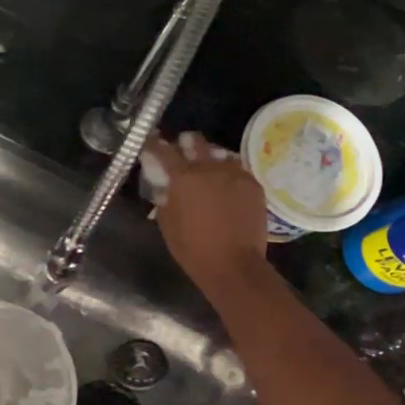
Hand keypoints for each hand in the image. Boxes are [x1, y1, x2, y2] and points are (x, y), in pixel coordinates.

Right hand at [141, 133, 270, 295]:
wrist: (234, 264)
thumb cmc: (193, 248)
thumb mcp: (168, 224)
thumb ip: (164, 200)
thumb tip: (165, 188)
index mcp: (183, 177)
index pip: (164, 151)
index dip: (155, 144)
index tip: (150, 140)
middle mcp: (210, 168)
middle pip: (196, 142)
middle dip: (186, 142)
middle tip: (182, 147)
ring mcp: (235, 174)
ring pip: (220, 154)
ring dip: (210, 157)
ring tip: (207, 167)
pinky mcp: (253, 185)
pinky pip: (237, 170)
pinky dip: (228, 173)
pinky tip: (226, 185)